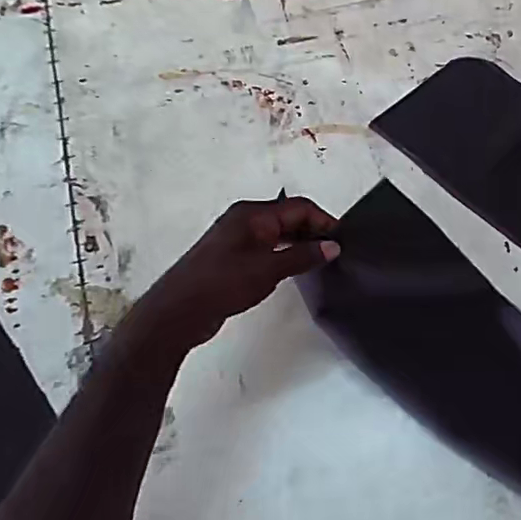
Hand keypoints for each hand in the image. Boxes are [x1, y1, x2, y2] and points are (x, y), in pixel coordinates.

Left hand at [93, 197, 338, 384]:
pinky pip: (267, 247)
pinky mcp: (232, 257)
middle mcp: (244, 220)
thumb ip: (303, 256)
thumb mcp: (269, 269)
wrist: (178, 312)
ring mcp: (236, 238)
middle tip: (335, 251)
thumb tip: (332, 246)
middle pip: (288, 217)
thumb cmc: (221, 284)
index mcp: (252, 214)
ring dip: (299, 243)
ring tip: (320, 261)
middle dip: (313, 230)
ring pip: (278, 233)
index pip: (298, 207)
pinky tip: (294, 269)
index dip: (323, 220)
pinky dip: (284, 253)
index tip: (341, 239)